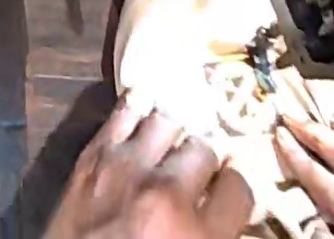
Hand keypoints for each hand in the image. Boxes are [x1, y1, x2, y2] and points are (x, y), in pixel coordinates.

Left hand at [42, 95, 253, 238]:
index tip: (229, 194)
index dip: (236, 191)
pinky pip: (124, 111)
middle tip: (199, 175)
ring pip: (167, 121)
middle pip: (204, 149)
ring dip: (173, 136)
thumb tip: (226, 217)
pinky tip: (144, 110)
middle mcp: (167, 192)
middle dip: (205, 163)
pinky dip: (138, 107)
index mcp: (199, 236)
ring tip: (171, 147)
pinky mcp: (95, 154)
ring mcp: (128, 167)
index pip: (238, 188)